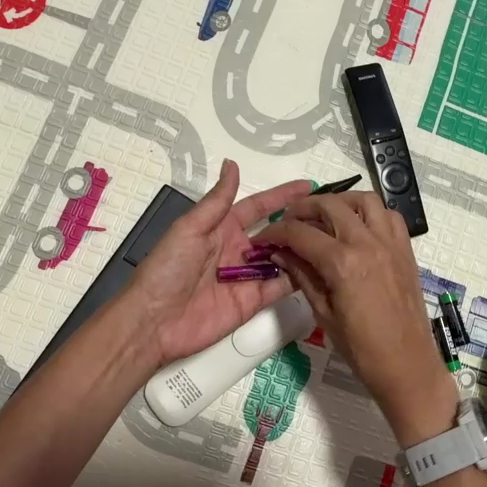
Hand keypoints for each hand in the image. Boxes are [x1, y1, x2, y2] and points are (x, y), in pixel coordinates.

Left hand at [121, 160, 311, 368]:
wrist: (153, 322)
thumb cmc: (167, 270)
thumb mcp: (190, 228)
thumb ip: (217, 200)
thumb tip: (232, 164)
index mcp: (222, 228)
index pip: (259, 207)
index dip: (282, 196)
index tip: (310, 186)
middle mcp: (238, 250)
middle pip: (276, 233)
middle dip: (299, 223)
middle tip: (329, 215)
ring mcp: (248, 277)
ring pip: (284, 258)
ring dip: (304, 248)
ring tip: (332, 238)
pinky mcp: (254, 302)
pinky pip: (281, 286)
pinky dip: (299, 277)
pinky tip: (321, 266)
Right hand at [251, 193, 456, 445]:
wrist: (406, 364)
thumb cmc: (361, 348)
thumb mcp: (323, 314)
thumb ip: (302, 276)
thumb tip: (280, 253)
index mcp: (343, 263)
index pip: (300, 234)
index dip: (276, 232)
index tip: (264, 238)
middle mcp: (368, 243)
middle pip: (330, 206)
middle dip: (303, 209)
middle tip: (288, 222)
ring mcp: (390, 243)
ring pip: (364, 200)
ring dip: (339, 202)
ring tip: (323, 216)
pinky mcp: (405, 249)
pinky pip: (389, 215)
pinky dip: (370, 212)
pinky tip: (357, 227)